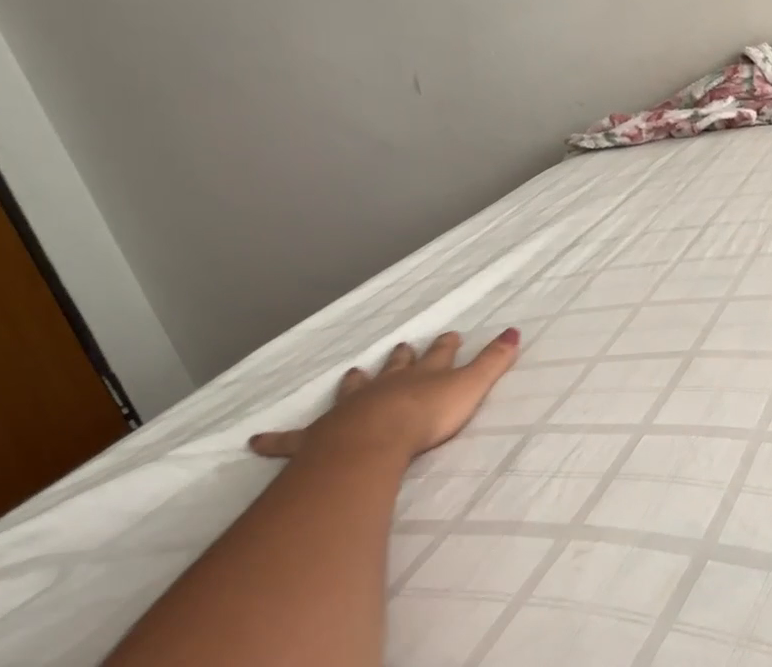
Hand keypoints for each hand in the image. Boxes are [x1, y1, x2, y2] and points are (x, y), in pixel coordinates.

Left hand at [249, 328, 521, 463]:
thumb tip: (516, 331)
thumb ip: (493, 362)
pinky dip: (276, 439)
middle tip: (402, 346)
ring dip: (356, 381)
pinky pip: (294, 438)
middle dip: (402, 357)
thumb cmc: (426, 417)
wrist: (374, 441)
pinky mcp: (321, 436)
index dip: (445, 346)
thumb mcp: (470, 387)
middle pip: (395, 367)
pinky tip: (256, 441)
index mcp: (422, 377)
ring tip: (353, 372)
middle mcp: (386, 386)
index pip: (438, 355)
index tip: (450, 334)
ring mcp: (352, 408)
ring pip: (354, 390)